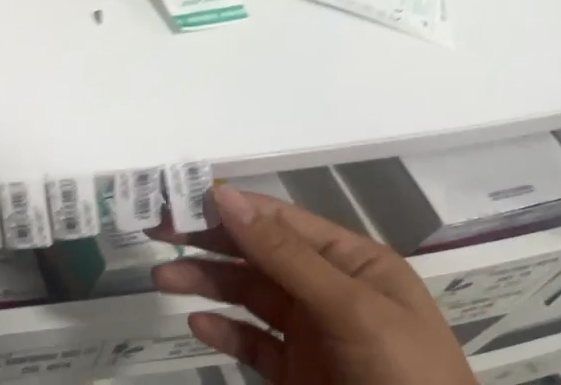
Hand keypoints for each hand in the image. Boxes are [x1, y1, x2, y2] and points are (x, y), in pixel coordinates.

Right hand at [153, 184, 476, 384]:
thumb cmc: (405, 378)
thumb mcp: (353, 311)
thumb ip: (285, 254)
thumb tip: (223, 195)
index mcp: (355, 265)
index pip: (278, 220)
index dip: (226, 207)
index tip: (172, 200)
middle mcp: (331, 290)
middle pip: (255, 253)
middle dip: (206, 241)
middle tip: (155, 232)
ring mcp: (314, 333)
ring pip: (245, 294)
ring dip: (204, 282)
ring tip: (162, 280)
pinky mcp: (298, 372)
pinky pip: (251, 341)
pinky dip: (222, 330)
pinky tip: (198, 326)